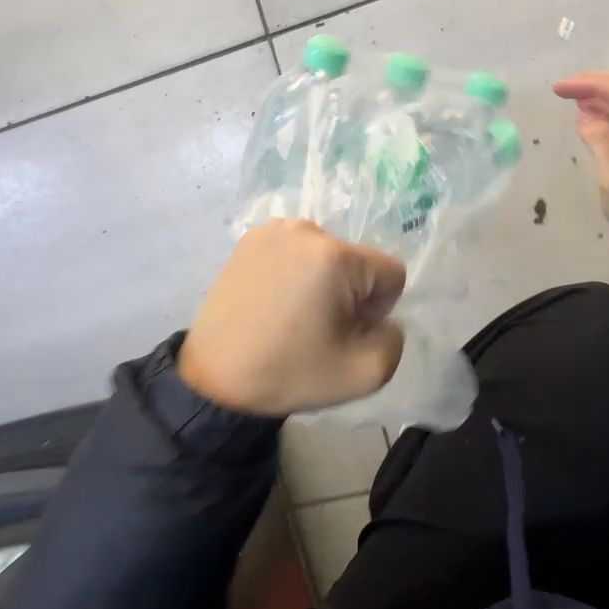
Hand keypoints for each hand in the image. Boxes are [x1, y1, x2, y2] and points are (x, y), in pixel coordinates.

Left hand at [179, 220, 406, 415]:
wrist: (214, 378)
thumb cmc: (289, 373)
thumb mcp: (365, 373)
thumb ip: (394, 338)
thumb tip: (380, 317)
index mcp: (336, 256)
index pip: (391, 273)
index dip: (378, 310)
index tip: (345, 334)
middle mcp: (306, 230)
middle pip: (357, 262)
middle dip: (349, 294)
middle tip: (317, 330)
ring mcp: (273, 230)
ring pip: (328, 255)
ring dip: (323, 282)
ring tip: (293, 317)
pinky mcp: (249, 239)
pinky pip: (296, 252)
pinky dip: (295, 274)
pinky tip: (273, 303)